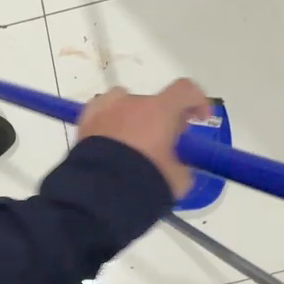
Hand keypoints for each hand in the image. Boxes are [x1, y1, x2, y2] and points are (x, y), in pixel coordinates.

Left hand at [77, 81, 217, 199]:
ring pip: (124, 104)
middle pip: (153, 102)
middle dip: (161, 120)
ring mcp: (105, 108)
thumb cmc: (145, 181)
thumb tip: (176, 163)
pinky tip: (109, 139)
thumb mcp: (178, 179)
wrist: (99, 193)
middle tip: (161, 145)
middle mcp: (132, 102)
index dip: (197, 102)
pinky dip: (107, 121)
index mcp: (160, 110)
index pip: (186, 90)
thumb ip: (182, 164)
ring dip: (132, 118)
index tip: (199, 119)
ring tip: (131, 143)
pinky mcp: (84, 121)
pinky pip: (100, 112)